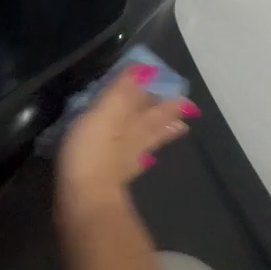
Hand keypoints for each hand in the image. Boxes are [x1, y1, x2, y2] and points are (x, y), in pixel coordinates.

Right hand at [55, 64, 195, 218]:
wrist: (85, 200)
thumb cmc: (93, 150)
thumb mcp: (106, 112)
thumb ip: (123, 90)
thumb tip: (147, 68)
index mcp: (134, 124)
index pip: (153, 107)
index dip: (163, 98)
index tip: (180, 93)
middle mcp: (136, 142)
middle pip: (155, 126)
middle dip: (167, 116)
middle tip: (185, 111)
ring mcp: (125, 163)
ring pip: (147, 144)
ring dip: (159, 135)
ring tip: (173, 130)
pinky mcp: (110, 180)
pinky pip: (131, 163)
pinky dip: (138, 157)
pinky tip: (137, 160)